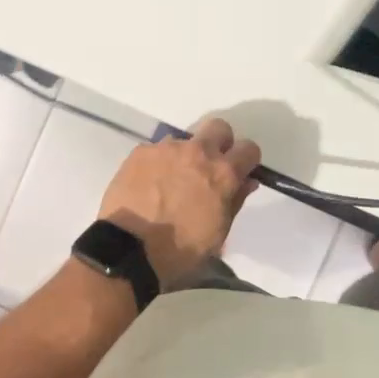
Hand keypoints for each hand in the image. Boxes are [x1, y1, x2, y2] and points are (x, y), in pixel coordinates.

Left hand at [96, 117, 260, 284]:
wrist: (129, 249)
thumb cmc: (181, 249)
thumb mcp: (218, 233)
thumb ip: (234, 201)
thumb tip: (246, 181)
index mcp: (222, 173)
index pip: (248, 148)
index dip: (246, 160)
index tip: (238, 173)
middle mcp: (197, 152)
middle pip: (218, 128)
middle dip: (219, 143)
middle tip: (208, 168)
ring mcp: (166, 148)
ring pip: (184, 141)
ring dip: (184, 156)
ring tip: (170, 183)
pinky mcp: (140, 151)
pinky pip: (157, 150)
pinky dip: (158, 164)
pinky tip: (149, 185)